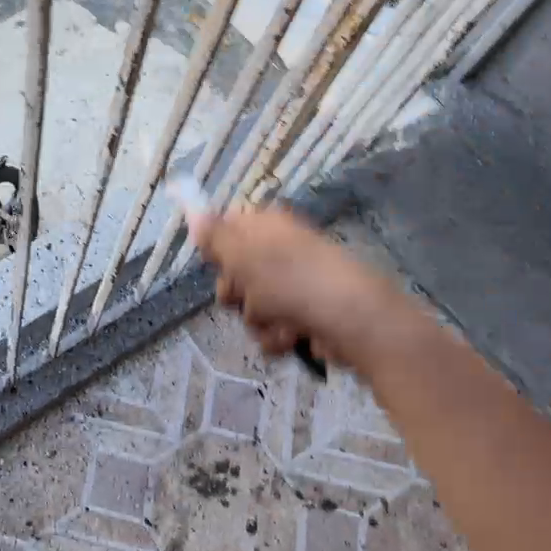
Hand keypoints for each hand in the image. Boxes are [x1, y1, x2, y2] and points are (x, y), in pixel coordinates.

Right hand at [187, 205, 412, 369]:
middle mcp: (282, 251)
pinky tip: (292, 336)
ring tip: (278, 323)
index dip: (219, 250)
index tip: (215, 263)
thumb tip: (194, 214)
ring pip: (252, 306)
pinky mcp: (307, 316)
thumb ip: (214, 236)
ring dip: (258, 321)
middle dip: (235, 292)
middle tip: (241, 296)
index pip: (229, 229)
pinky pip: (274, 328)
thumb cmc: (293, 281)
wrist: (355, 321)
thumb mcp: (243, 253)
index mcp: (269, 226)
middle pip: (236, 273)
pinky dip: (278, 336)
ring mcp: (296, 285)